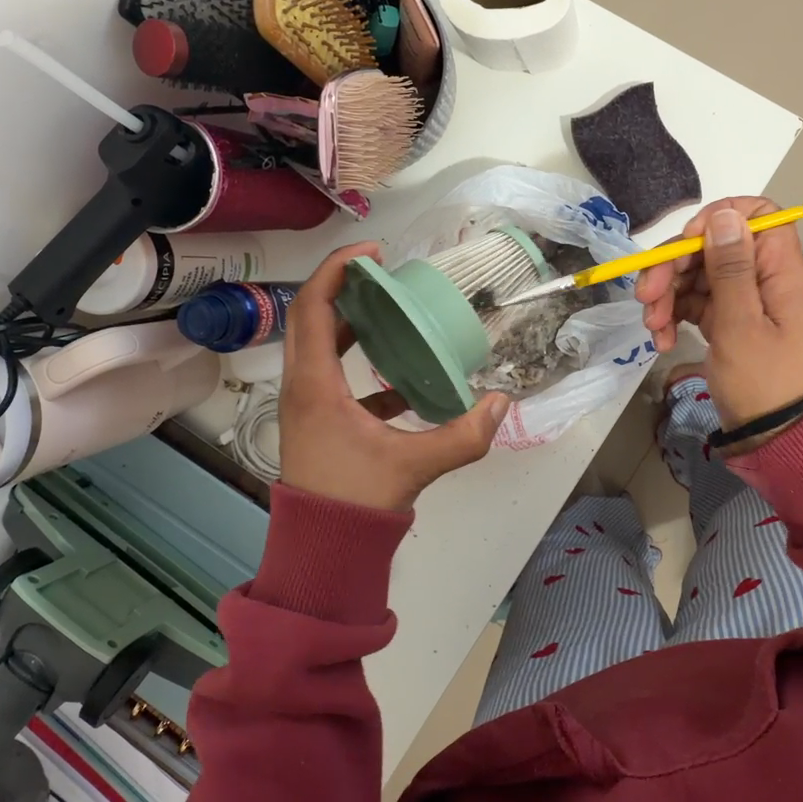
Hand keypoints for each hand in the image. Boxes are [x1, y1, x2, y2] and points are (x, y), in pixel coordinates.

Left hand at [277, 242, 510, 510]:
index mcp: (314, 384)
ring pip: (318, 345)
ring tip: (389, 309)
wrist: (323, 549)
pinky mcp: (316, 422)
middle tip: (382, 273)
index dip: (337, 269)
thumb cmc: (356, 502)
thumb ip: (462, 436)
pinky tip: (400, 377)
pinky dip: (358, 362)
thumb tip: (501, 403)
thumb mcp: (414, 465)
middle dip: (344, 287)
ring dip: (349, 321)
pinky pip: (331, 376)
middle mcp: (302, 386)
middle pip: (311, 317)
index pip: (313, 307)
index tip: (373, 252)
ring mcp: (305, 404)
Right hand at [634, 198, 802, 446]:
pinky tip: (661, 339)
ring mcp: (743, 302)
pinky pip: (694, 304)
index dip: (717, 219)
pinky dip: (674, 316)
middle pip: (712, 246)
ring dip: (667, 294)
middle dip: (674, 265)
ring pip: (697, 275)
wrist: (776, 440)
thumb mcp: (741, 324)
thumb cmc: (764, 383)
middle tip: (646, 295)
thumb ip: (730, 268)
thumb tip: (723, 215)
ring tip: (652, 326)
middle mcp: (762, 278)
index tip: (687, 244)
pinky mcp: (726, 323)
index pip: (755, 215)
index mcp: (779, 270)